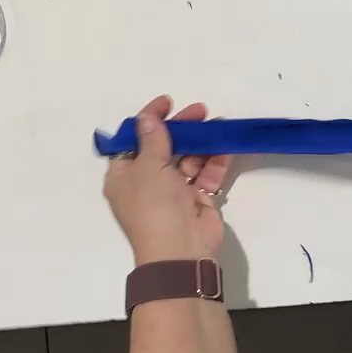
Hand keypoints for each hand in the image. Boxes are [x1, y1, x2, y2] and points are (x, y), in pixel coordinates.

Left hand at [103, 96, 233, 263]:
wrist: (180, 250)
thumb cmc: (154, 207)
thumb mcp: (148, 168)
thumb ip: (153, 140)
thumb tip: (148, 118)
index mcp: (125, 176)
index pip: (134, 140)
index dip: (149, 120)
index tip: (166, 102)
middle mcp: (149, 181)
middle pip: (165, 146)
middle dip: (182, 128)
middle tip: (201, 111)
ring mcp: (175, 190)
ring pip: (189, 158)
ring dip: (202, 142)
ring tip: (219, 125)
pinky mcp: (198, 198)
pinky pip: (207, 173)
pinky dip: (216, 160)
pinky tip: (226, 146)